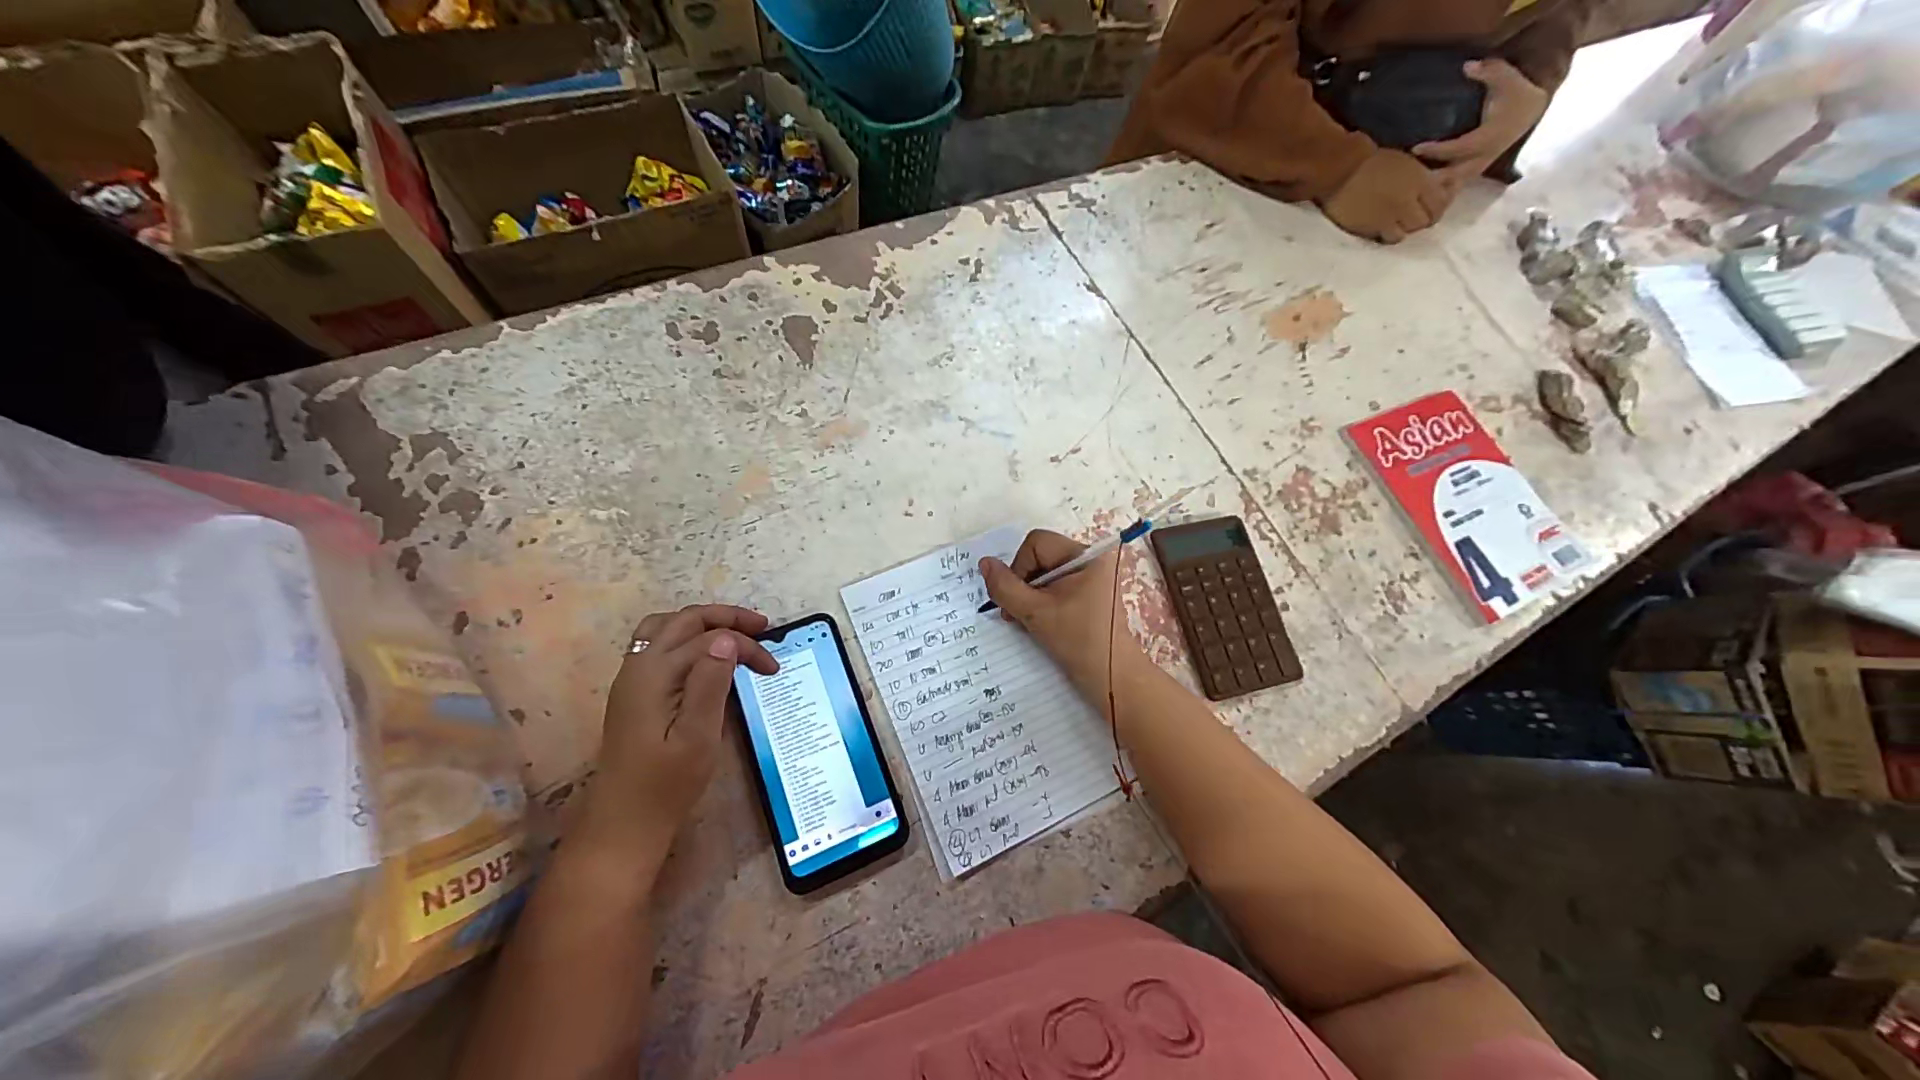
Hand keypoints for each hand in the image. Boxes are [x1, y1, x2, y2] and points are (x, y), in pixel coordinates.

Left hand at [581, 605, 778, 851]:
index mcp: (655, 674)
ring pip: (667, 627)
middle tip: (763, 627)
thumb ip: (710, 684)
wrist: (623, 823)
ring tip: (736, 634)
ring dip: (704, 623)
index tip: (773, 669)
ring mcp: (632, 678)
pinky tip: (706, 657)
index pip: (709, 639)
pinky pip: (660, 645)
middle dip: (727, 618)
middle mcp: (639, 666)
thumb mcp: (698, 737)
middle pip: (685, 620)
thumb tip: (725, 640)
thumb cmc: (666, 784)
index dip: (746, 646)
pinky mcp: (634, 693)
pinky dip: (688, 638)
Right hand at [980, 530, 1147, 708]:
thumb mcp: (1034, 612)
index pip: (1036, 544)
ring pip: (1044, 573)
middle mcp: (1091, 560)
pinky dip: (1041, 602)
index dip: (1019, 568)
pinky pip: (1055, 586)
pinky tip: (1040, 623)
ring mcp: (1091, 577)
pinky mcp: (1088, 594)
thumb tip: (985, 563)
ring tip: (1028, 621)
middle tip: (1016, 613)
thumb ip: (1005, 586)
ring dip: (1029, 595)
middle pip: (1039, 556)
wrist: (1112, 677)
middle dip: (1023, 583)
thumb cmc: (1077, 641)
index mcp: (1085, 556)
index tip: (1018, 600)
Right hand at [1317, 148, 1450, 243]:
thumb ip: (1424, 180)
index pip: (1440, 204)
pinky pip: (1382, 237)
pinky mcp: (1369, 229)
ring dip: (1400, 230)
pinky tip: (1378, 227)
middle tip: (1410, 217)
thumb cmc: (1374, 162)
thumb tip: (1441, 189)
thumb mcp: (1408, 164)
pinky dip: (1383, 234)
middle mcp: (1407, 202)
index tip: (1428, 207)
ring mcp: (1387, 219)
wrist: (1341, 170)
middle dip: (1419, 220)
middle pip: (1423, 223)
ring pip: (1403, 235)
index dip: (1437, 208)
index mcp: (1420, 182)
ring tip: (1392, 224)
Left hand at [1412, 59, 1548, 194]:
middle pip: (1452, 176)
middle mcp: (1483, 157)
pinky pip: (1453, 184)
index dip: (1436, 150)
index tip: (1415, 148)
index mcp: (1489, 137)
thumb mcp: (1507, 78)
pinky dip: (1437, 190)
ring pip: (1452, 185)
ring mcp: (1479, 166)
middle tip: (1404, 182)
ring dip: (1432, 189)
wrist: (1531, 109)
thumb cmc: (1515, 93)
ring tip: (1405, 191)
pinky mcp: (1474, 169)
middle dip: (1430, 181)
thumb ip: (1489, 71)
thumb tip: (1467, 66)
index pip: (1458, 148)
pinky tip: (1416, 192)